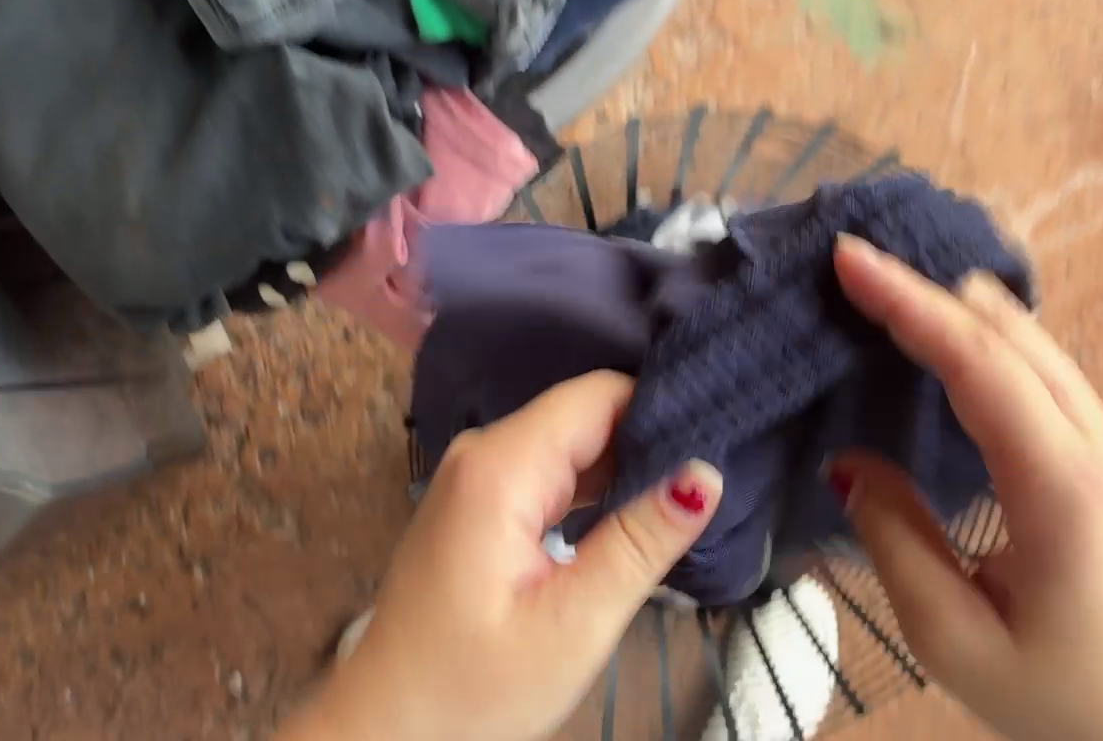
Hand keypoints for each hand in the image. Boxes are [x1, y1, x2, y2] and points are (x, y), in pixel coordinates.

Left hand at [277, 370, 722, 740]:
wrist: (388, 727)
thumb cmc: (477, 687)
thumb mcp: (574, 624)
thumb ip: (640, 541)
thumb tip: (704, 472)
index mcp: (501, 464)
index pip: (596, 395)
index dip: (657, 406)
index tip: (715, 432)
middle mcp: (483, 449)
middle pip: (581, 414)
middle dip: (643, 439)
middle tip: (709, 477)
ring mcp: (474, 470)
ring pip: (566, 441)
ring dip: (619, 466)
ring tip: (681, 495)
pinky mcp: (476, 496)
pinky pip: (544, 468)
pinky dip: (588, 486)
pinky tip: (627, 512)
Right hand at [829, 235, 1102, 740]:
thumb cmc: (1062, 702)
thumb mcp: (952, 638)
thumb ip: (893, 535)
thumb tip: (847, 458)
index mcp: (1065, 488)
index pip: (980, 363)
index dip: (908, 302)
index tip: (848, 258)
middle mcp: (1102, 448)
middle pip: (1008, 334)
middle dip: (924, 286)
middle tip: (853, 260)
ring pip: (1030, 341)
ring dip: (954, 303)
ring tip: (886, 281)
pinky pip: (1040, 366)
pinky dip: (982, 331)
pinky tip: (946, 329)